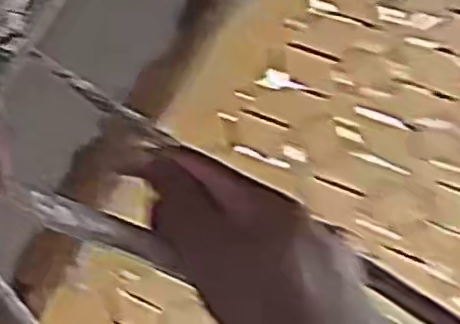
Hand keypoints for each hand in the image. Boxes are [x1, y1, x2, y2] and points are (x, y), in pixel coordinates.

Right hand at [142, 150, 379, 323]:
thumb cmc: (263, 300)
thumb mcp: (194, 233)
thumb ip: (169, 187)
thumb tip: (153, 159)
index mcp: (269, 199)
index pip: (191, 160)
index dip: (149, 161)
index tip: (120, 169)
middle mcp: (305, 221)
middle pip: (218, 196)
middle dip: (183, 211)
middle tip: (164, 235)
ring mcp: (328, 258)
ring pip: (245, 231)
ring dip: (213, 240)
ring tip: (199, 267)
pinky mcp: (339, 293)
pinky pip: (271, 260)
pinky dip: (245, 266)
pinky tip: (238, 287)